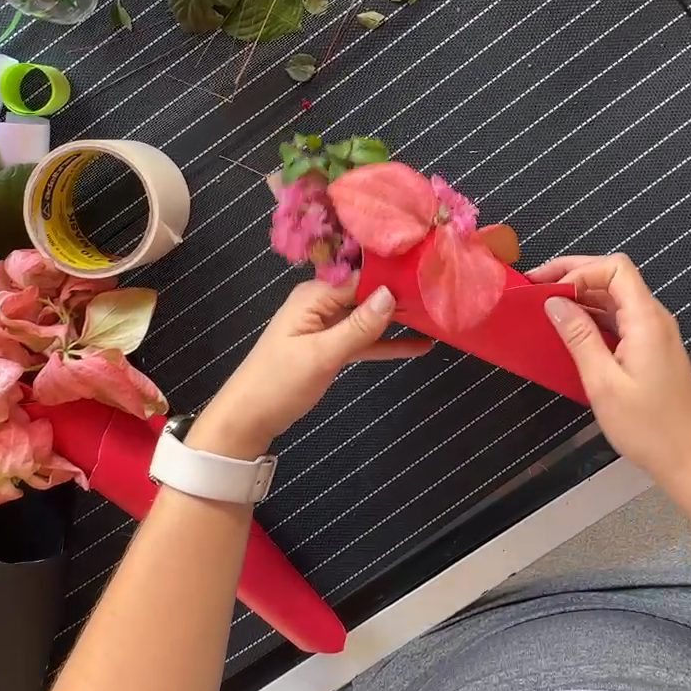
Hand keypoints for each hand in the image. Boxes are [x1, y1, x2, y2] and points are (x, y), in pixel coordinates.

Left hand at [194, 281, 428, 458]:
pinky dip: (388, 343)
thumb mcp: (322, 355)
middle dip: (400, 293)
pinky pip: (365, 340)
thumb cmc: (279, 382)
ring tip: (438, 314)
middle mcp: (322, 303)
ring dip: (398, 319)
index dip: (393, 275)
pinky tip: (420, 346)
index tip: (428, 272)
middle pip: (367, 293)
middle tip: (442, 291)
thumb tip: (391, 294)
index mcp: (315, 295)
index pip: (361, 277)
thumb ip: (358, 326)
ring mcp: (327, 325)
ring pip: (369, 317)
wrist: (247, 419)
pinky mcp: (331, 347)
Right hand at [530, 254, 690, 478]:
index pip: (615, 268)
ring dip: (581, 295)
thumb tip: (555, 303)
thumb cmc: (648, 427)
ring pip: (615, 296)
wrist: (690, 459)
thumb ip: (579, 337)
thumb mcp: (604, 383)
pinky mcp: (651, 347)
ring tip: (547, 305)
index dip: (579, 270)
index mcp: (646, 320)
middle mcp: (654, 318)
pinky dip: (593, 315)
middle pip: (614, 276)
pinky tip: (570, 328)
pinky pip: (620, 317)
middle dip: (574, 275)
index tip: (549, 289)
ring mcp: (654, 332)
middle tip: (537, 285)